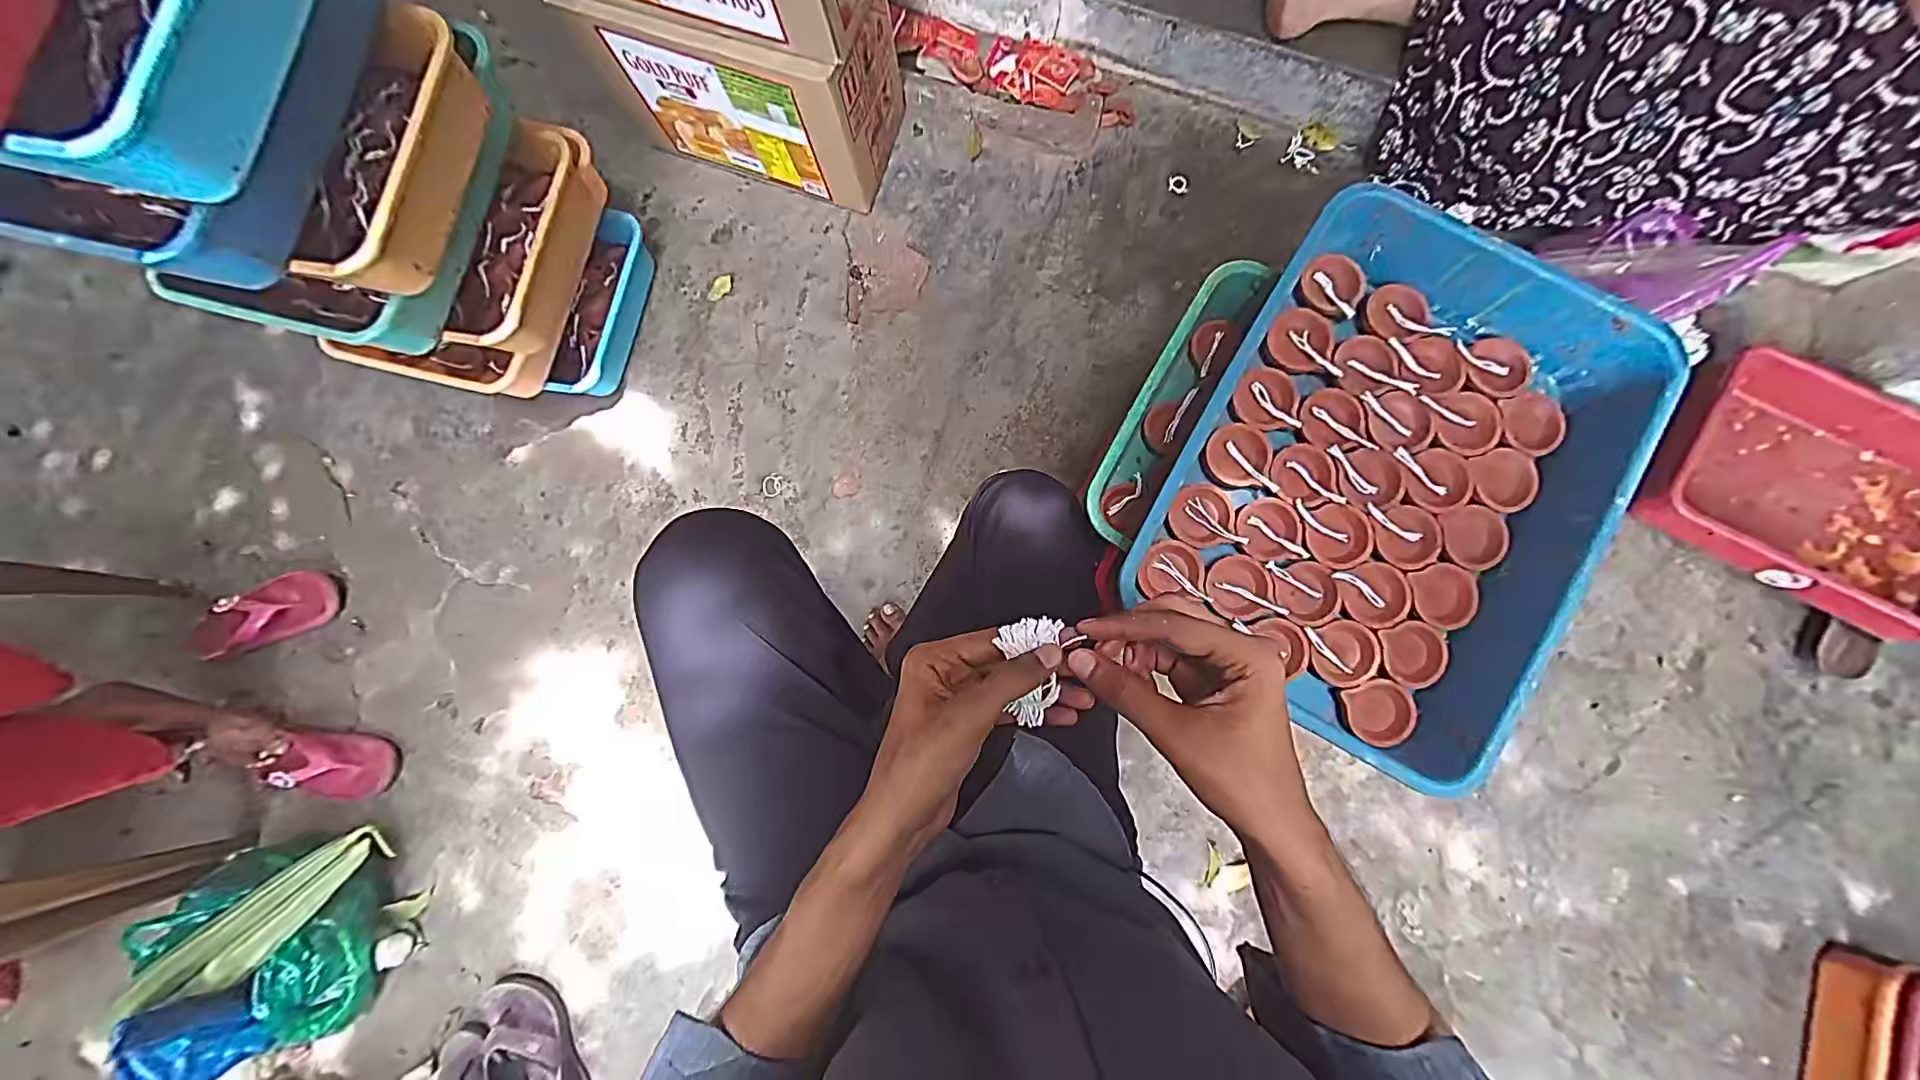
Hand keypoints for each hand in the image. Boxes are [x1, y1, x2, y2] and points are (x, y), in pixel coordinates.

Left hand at [863, 628, 1081, 849]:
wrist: (903, 815)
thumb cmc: (914, 768)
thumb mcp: (970, 713)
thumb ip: (1012, 679)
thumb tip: (1043, 655)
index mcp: (932, 661)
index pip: (991, 640)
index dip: (1030, 642)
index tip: (1061, 643)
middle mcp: (942, 676)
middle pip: (1004, 663)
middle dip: (1042, 671)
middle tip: (1075, 673)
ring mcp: (956, 701)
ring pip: (1009, 687)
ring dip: (1043, 693)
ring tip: (1076, 696)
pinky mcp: (968, 724)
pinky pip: (1007, 708)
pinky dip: (1033, 710)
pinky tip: (1058, 713)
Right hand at [1066, 604, 1312, 839]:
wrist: (1268, 820)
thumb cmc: (1245, 782)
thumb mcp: (1176, 733)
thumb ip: (1126, 692)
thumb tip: (1087, 661)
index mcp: (1249, 655)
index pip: (1176, 623)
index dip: (1125, 625)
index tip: (1090, 629)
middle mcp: (1243, 651)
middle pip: (1174, 619)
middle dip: (1130, 632)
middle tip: (1094, 646)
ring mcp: (1228, 664)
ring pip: (1169, 637)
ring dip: (1135, 647)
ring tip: (1104, 664)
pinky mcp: (1214, 679)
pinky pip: (1171, 658)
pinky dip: (1144, 664)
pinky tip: (1124, 674)